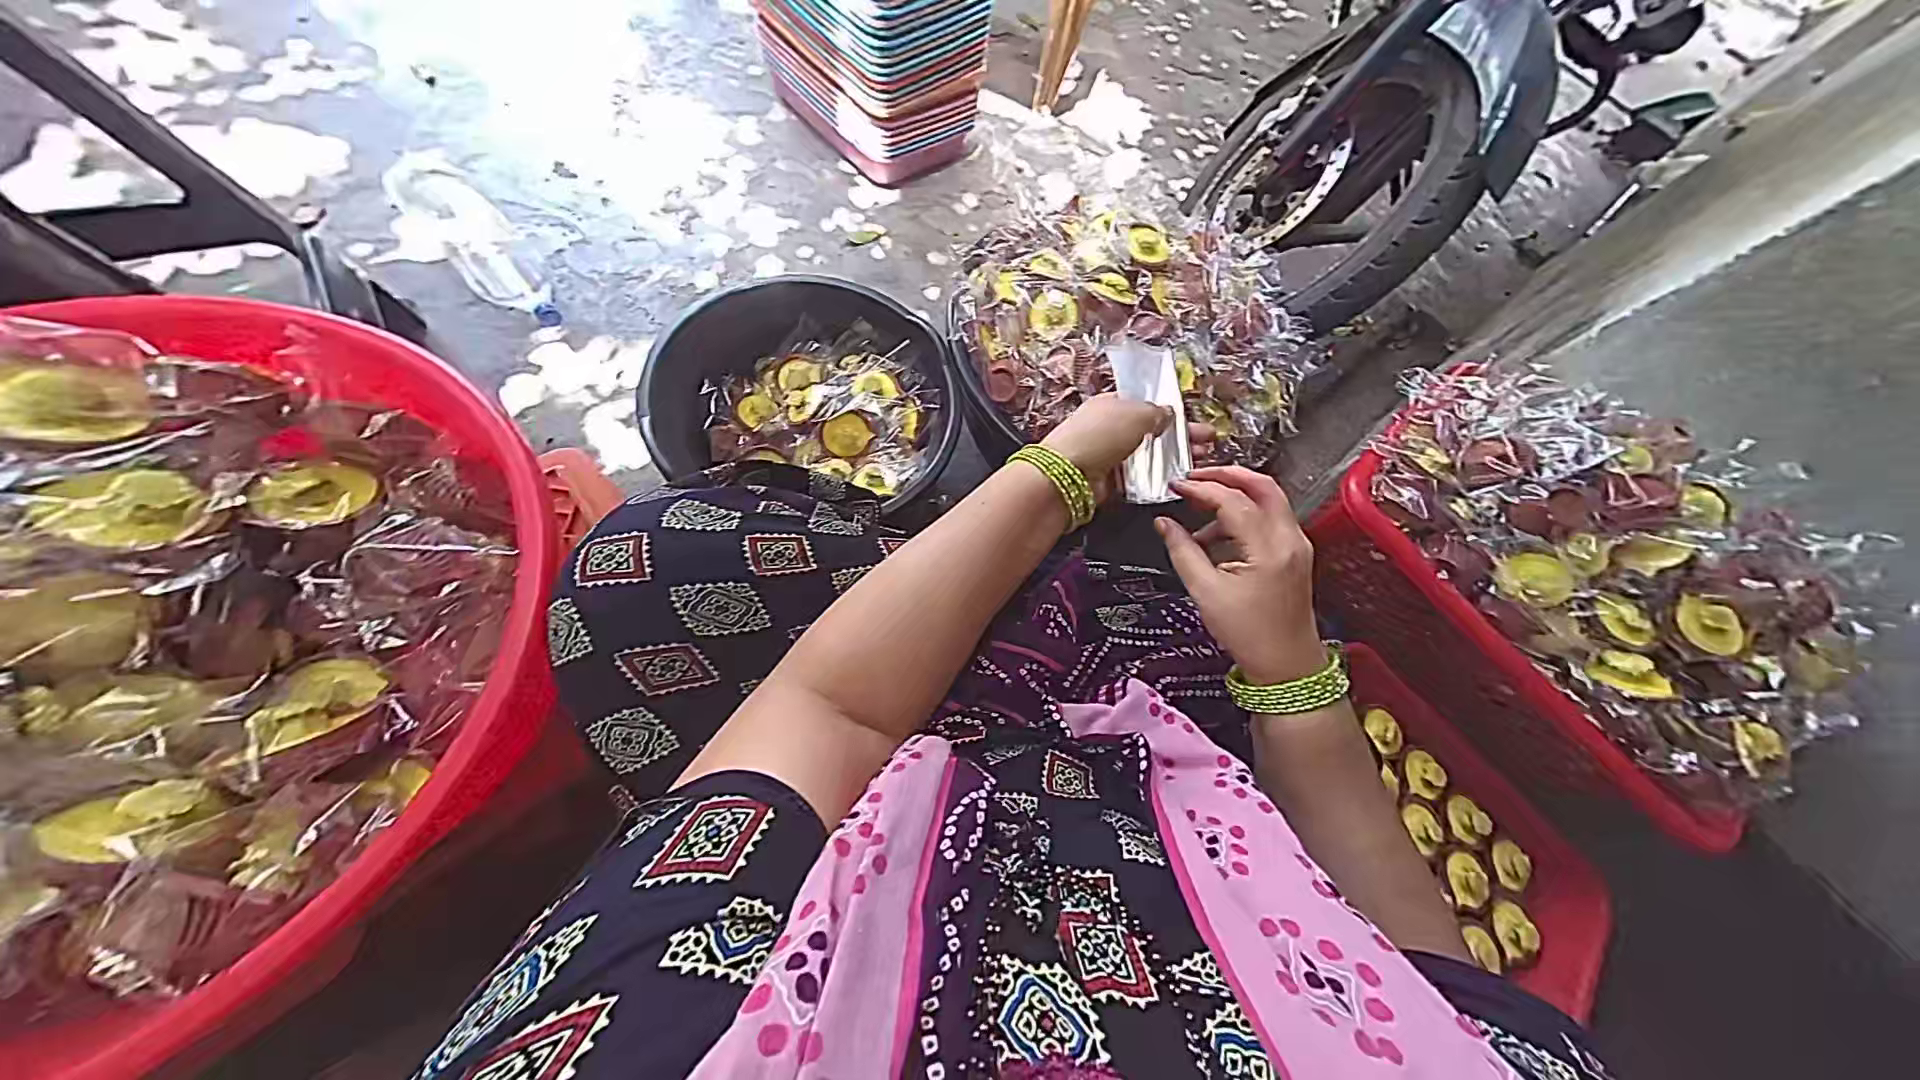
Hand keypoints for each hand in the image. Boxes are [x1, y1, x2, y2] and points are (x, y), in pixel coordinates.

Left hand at [1039, 394, 1219, 504]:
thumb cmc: (1100, 434)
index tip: (1193, 419)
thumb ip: (1157, 412)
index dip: (1170, 410)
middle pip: (1151, 431)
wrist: (1067, 475)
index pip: (1145, 403)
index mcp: (1112, 404)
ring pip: (1148, 456)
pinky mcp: (1110, 482)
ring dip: (1174, 459)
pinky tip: (1177, 480)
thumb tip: (1168, 414)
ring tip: (1200, 462)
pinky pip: (1139, 479)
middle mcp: (1110, 429)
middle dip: (1180, 437)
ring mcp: (1110, 456)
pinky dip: (1157, 479)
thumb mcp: (1136, 413)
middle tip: (1207, 442)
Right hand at [1156, 465, 1325, 684]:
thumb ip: (1182, 551)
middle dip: (1225, 474)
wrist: (1285, 664)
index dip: (1201, 488)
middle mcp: (1290, 538)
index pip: (1234, 500)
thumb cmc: (1247, 633)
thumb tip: (1164, 523)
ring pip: (1268, 499)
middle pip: (1262, 485)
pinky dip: (1242, 515)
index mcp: (1269, 548)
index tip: (1176, 486)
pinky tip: (1216, 535)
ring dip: (1233, 496)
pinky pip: (1269, 518)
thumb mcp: (1205, 592)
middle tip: (1194, 477)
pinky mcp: (1294, 551)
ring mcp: (1296, 543)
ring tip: (1199, 516)